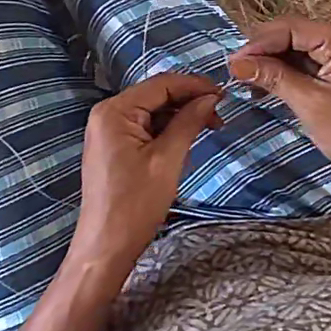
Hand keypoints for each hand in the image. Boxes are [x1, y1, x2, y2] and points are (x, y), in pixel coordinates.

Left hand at [71, 72, 222, 268]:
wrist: (106, 245)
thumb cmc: (135, 204)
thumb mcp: (167, 160)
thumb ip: (188, 123)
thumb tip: (210, 97)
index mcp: (114, 110)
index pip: (159, 85)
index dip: (193, 85)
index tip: (224, 93)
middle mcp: (106, 113)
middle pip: (154, 96)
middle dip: (187, 102)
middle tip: (220, 116)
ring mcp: (107, 129)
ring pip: (151, 112)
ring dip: (179, 117)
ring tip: (208, 129)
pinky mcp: (112, 145)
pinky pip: (143, 128)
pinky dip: (165, 131)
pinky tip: (185, 143)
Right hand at [227, 18, 330, 190]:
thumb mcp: (309, 103)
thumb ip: (273, 77)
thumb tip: (235, 63)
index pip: (290, 29)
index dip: (259, 43)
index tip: (233, 63)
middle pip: (289, 34)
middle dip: (261, 52)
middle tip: (236, 71)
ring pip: (291, 47)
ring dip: (268, 62)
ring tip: (245, 80)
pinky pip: (300, 61)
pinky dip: (280, 71)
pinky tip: (262, 85)